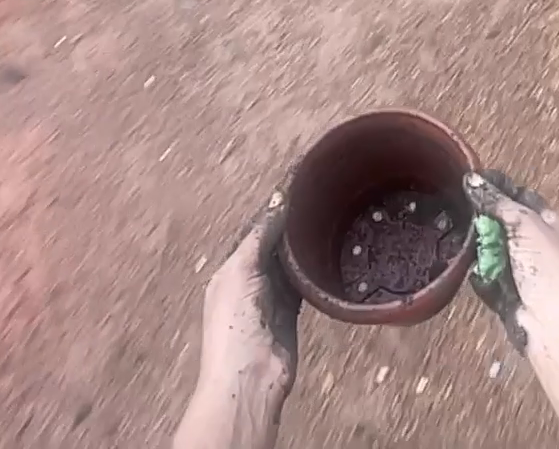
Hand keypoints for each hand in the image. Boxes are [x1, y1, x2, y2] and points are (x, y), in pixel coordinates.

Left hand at [173, 189, 300, 448]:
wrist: (249, 377)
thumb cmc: (235, 323)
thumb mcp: (241, 271)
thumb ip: (259, 236)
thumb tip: (278, 199)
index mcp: (231, 266)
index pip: (256, 226)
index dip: (275, 205)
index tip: (298, 181)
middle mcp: (250, 277)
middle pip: (274, 240)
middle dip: (291, 220)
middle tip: (320, 193)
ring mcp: (271, 295)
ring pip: (290, 259)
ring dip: (303, 242)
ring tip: (328, 215)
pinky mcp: (291, 311)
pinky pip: (302, 281)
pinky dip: (311, 266)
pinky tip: (326, 250)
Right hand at [464, 172, 558, 448]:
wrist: (557, 328)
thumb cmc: (548, 268)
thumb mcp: (524, 224)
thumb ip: (496, 201)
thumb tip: (471, 179)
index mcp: (544, 219)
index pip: (516, 194)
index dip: (495, 185)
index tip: (468, 179)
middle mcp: (531, 241)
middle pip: (499, 221)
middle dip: (480, 217)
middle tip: (456, 209)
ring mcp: (518, 269)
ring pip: (489, 249)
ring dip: (476, 247)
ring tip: (457, 238)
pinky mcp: (506, 294)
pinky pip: (485, 277)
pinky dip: (479, 276)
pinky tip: (474, 272)